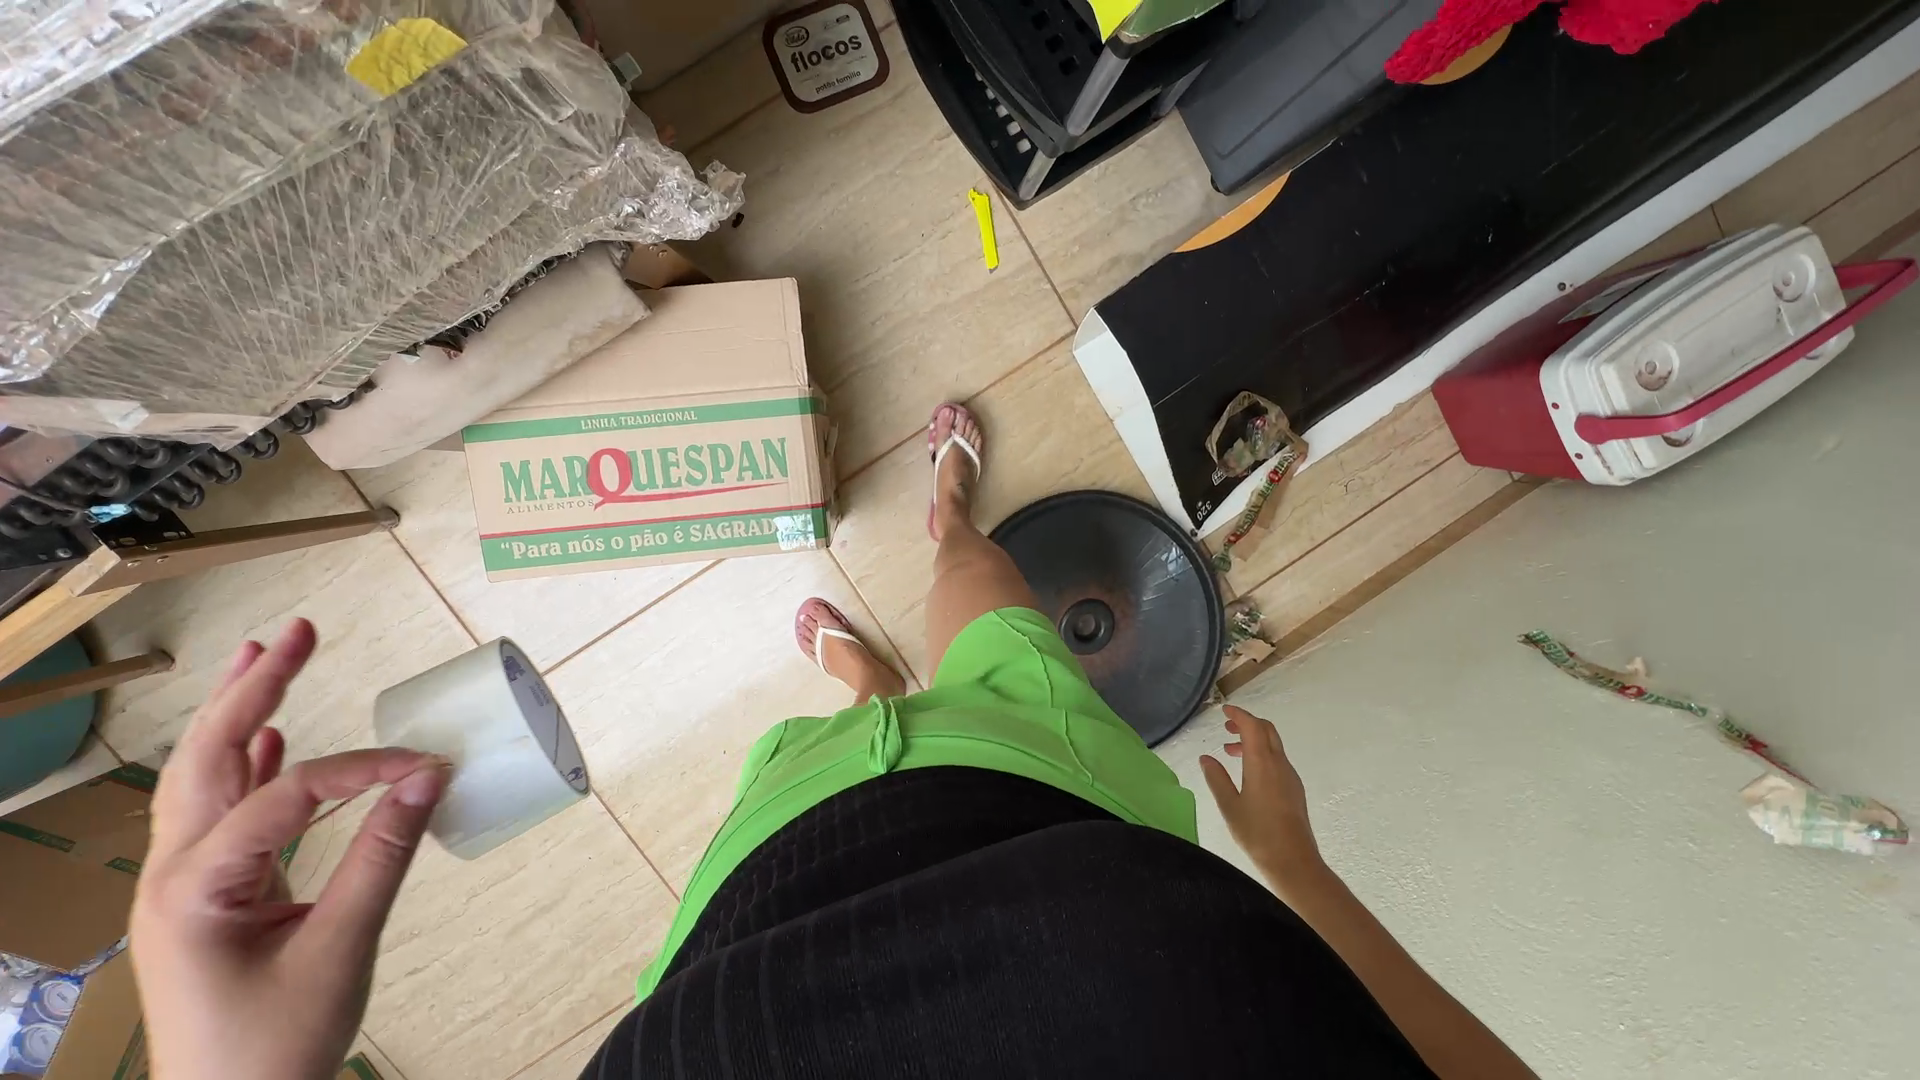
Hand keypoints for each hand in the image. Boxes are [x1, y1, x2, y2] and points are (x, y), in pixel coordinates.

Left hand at [130, 619, 451, 1079]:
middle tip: (297, 633)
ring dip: (243, 716)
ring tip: (267, 658)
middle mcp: (178, 872)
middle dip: (254, 689)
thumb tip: (430, 778)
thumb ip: (385, 855)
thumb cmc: (277, 1041)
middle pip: (211, 758)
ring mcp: (190, 882)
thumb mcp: (340, 947)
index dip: (364, 770)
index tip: (429, 768)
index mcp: (196, 885)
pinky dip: (252, 766)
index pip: (290, 794)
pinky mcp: (215, 893)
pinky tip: (274, 737)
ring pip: (209, 778)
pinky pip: (229, 811)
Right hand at [1198, 705, 1325, 894]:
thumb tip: (1206, 757)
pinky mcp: (1294, 789)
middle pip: (1267, 731)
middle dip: (1247, 723)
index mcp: (1262, 763)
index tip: (1224, 711)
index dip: (1238, 715)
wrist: (1293, 861)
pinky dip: (1262, 754)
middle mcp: (1279, 764)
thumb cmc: (1257, 833)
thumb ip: (1216, 778)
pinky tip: (1248, 772)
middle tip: (1227, 728)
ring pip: (1273, 745)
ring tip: (1231, 752)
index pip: (1252, 726)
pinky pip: (1277, 760)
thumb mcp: (1229, 805)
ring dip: (1254, 740)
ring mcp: (1290, 776)